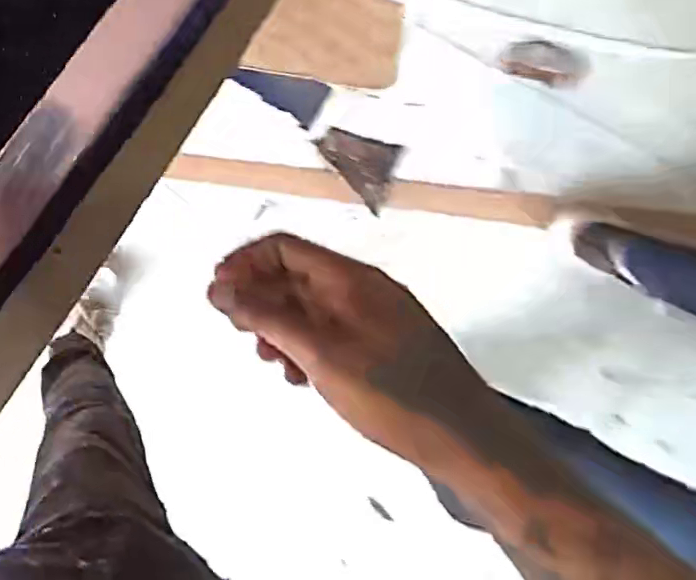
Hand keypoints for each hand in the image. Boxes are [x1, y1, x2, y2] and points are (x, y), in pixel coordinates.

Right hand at [207, 233, 500, 471]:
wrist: (476, 450)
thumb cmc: (398, 396)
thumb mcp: (319, 353)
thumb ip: (265, 316)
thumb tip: (219, 288)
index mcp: (350, 277)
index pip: (282, 246)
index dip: (244, 262)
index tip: (219, 289)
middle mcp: (362, 288)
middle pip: (293, 275)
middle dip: (258, 297)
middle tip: (237, 327)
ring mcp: (376, 316)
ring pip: (308, 305)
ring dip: (279, 325)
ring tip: (268, 357)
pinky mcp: (384, 344)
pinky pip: (329, 329)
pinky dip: (305, 343)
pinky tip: (299, 372)